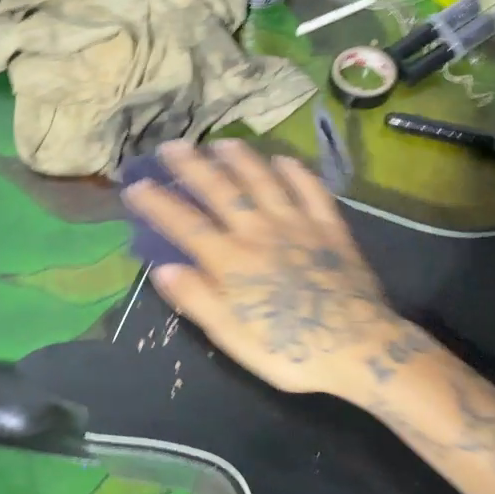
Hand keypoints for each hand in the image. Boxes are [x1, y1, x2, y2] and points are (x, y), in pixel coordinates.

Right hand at [121, 140, 431, 401]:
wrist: (358, 348)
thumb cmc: (289, 350)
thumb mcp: (231, 336)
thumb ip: (197, 299)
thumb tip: (163, 268)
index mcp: (231, 261)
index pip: (185, 224)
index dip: (158, 203)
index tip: (136, 186)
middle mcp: (260, 232)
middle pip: (221, 190)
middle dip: (193, 167)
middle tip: (172, 146)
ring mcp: (298, 225)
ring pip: (264, 181)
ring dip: (241, 160)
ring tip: (222, 143)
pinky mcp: (330, 228)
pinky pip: (312, 191)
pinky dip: (296, 173)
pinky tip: (285, 160)